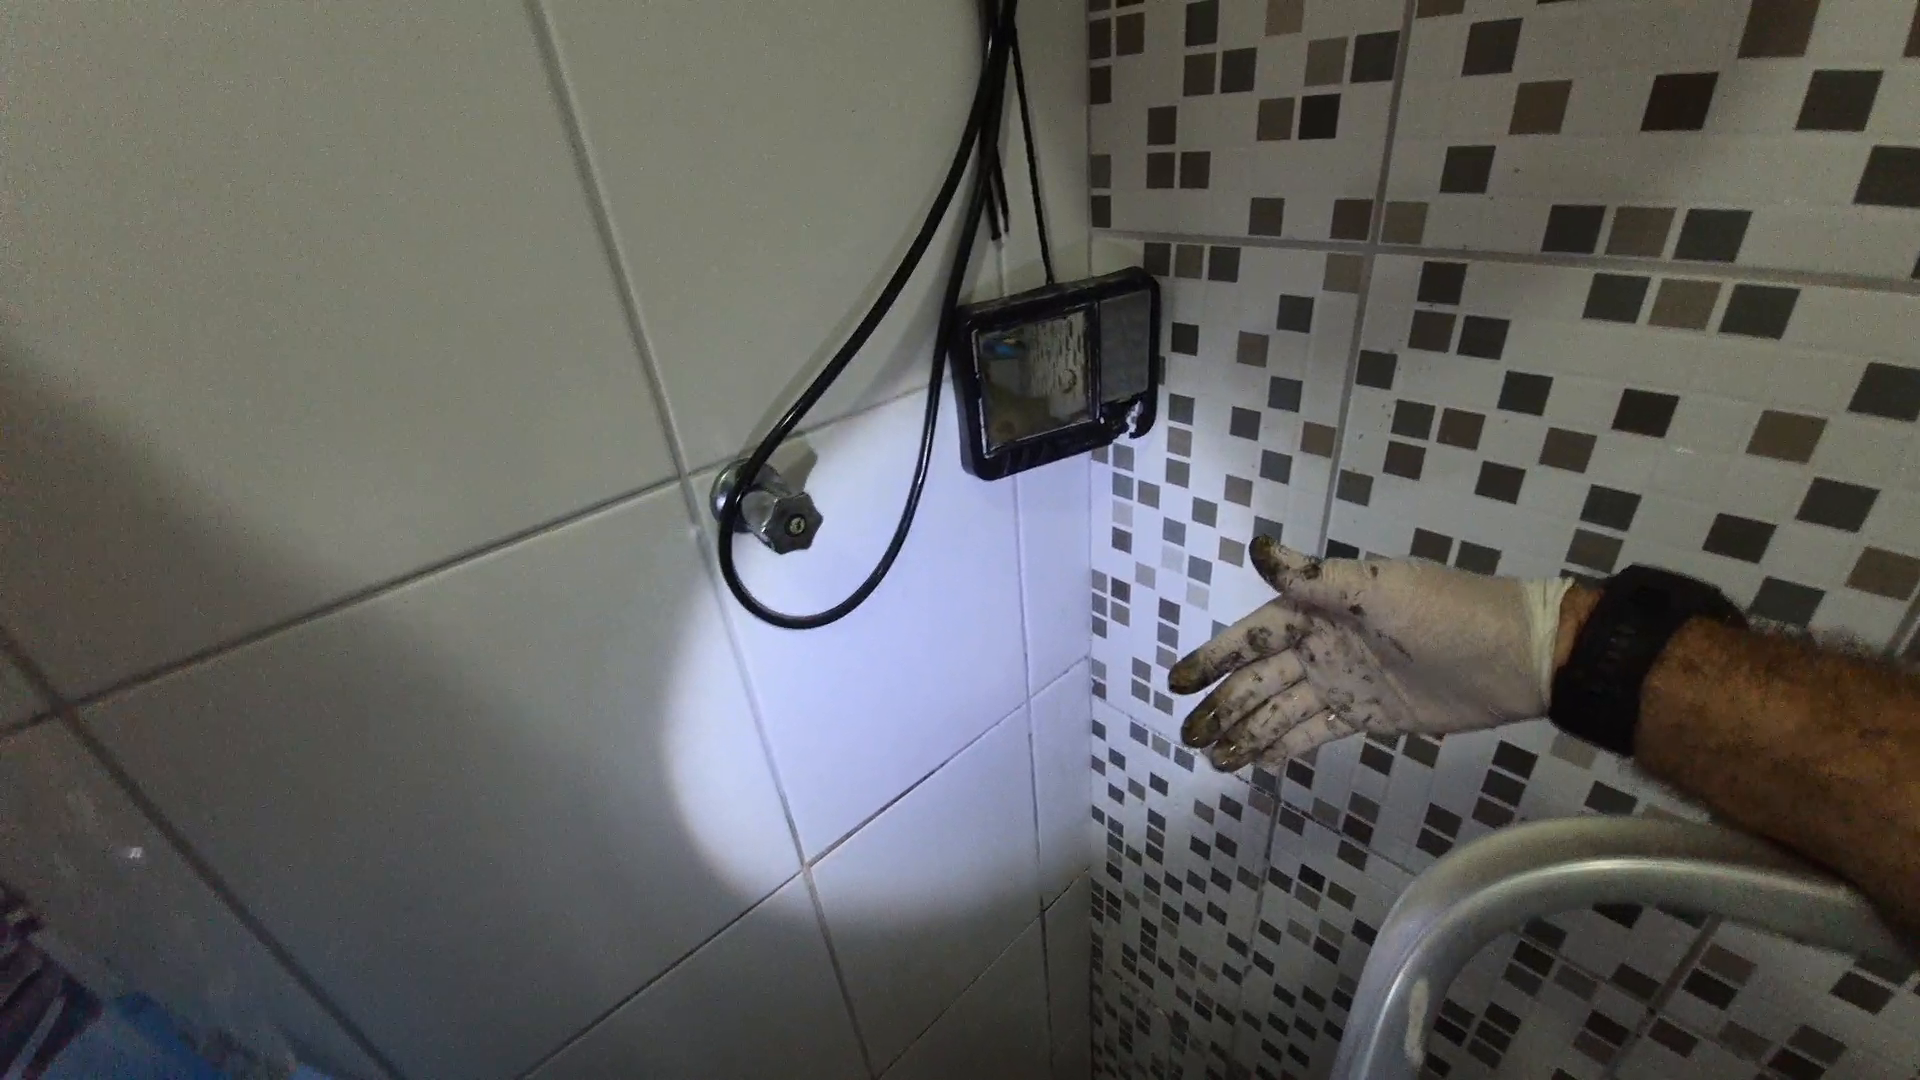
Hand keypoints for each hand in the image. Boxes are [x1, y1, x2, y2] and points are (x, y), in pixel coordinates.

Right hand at [1168, 536, 1573, 770]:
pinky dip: (1282, 747)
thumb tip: (1254, 548)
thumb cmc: (1445, 614)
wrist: (1520, 658)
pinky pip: (1311, 733)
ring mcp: (1339, 685)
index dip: (1212, 659)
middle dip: (1220, 708)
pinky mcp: (1364, 717)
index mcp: (1314, 614)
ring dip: (1244, 733)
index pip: (1249, 640)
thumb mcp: (1377, 588)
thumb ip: (1312, 576)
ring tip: (1211, 757)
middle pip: (1256, 682)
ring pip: (1277, 711)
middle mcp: (1318, 649)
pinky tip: (1255, 762)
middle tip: (1187, 735)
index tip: (1176, 682)